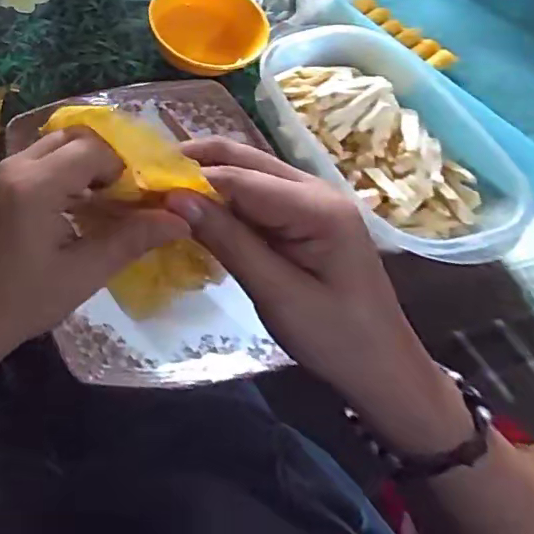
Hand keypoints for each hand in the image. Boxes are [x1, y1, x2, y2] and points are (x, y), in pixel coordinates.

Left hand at [0, 128, 186, 365]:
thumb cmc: (27, 300)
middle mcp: (18, 165)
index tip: (144, 197)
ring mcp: (9, 169)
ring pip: (60, 142)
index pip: (92, 151)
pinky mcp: (7, 179)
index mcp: (35, 185)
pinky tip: (88, 202)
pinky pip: (46, 156)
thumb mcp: (84, 273)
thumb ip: (131, 239)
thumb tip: (180, 220)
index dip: (124, 167)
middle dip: (108, 159)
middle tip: (131, 194)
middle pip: (76, 138)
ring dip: (90, 161)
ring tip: (113, 198)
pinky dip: (71, 168)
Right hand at [165, 138, 472, 454]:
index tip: (145, 184)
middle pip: (241, 157)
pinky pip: (251, 191)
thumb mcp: (277, 294)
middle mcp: (313, 188)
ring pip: (243, 169)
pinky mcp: (299, 214)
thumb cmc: (338, 341)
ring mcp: (308, 198)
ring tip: (160, 189)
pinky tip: (193, 208)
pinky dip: (219, 195)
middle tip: (146, 176)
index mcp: (317, 207)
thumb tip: (174, 198)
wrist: (388, 376)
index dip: (190, 176)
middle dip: (192, 162)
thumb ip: (227, 240)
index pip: (239, 176)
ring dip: (203, 175)